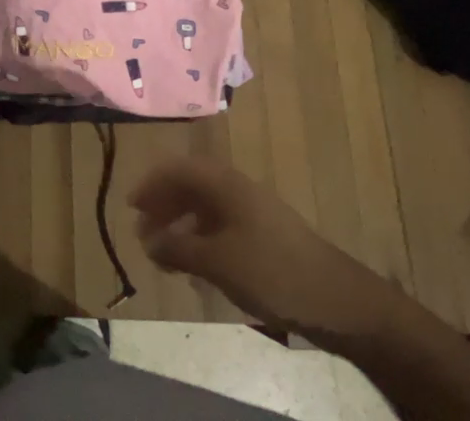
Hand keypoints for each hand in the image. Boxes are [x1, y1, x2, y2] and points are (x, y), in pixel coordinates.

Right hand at [131, 158, 390, 338]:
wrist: (338, 300)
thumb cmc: (272, 272)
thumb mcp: (216, 261)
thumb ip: (177, 249)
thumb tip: (148, 241)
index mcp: (227, 186)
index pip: (179, 168)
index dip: (152, 183)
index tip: (131, 207)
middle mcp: (238, 192)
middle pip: (191, 187)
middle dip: (163, 207)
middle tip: (143, 234)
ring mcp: (254, 215)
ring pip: (205, 210)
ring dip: (180, 227)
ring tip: (164, 256)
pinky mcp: (264, 238)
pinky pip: (221, 229)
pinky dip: (200, 242)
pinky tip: (195, 269)